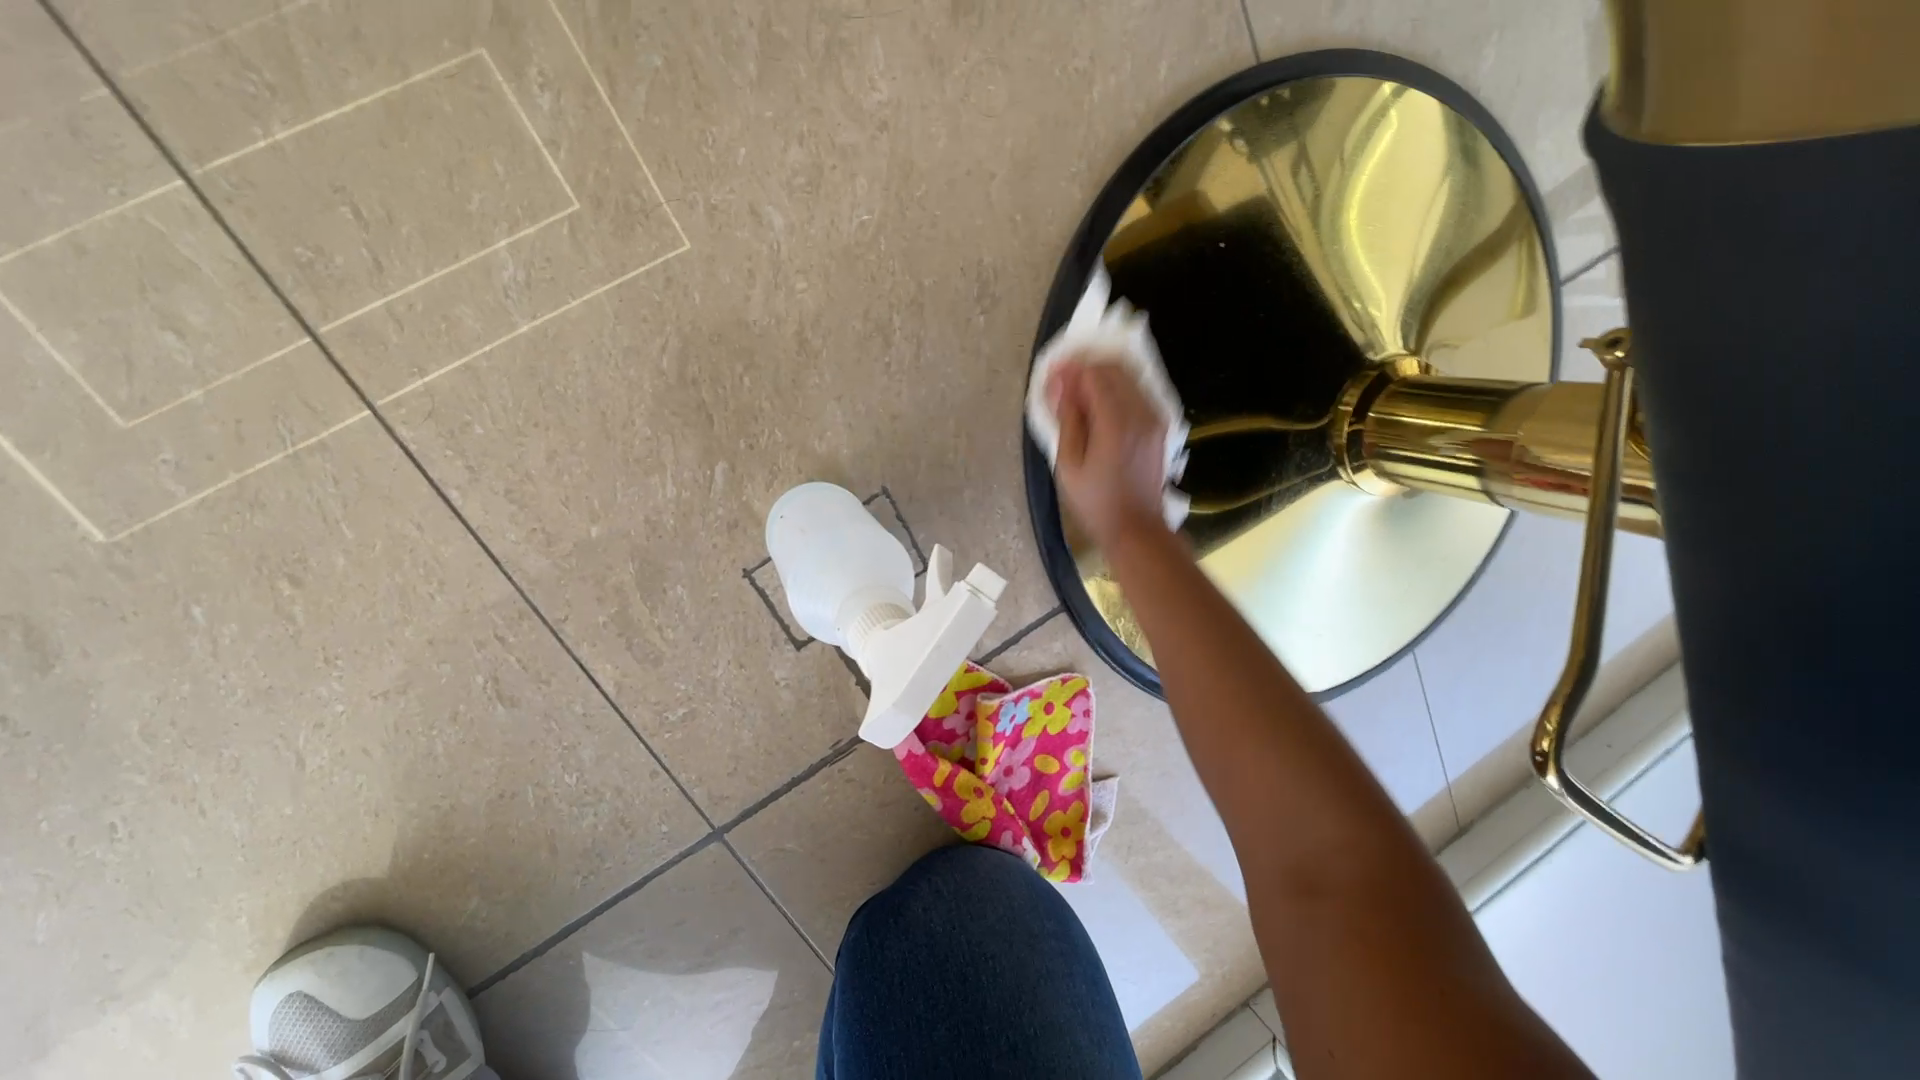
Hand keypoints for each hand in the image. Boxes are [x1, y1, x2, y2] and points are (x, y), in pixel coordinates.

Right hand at [1048, 356, 1172, 549]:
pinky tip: (1100, 406)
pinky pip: (1138, 393)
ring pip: (1128, 377)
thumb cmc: (1096, 503)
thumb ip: (1068, 420)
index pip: (1094, 375)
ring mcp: (1155, 418)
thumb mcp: (1069, 465)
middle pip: (1114, 369)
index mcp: (1116, 422)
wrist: (1136, 528)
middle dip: (1086, 369)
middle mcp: (1140, 413)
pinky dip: (1117, 390)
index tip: (1052, 377)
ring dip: (1102, 377)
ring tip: (1078, 394)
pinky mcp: (1159, 426)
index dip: (1070, 370)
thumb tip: (1062, 387)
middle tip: (1062, 383)